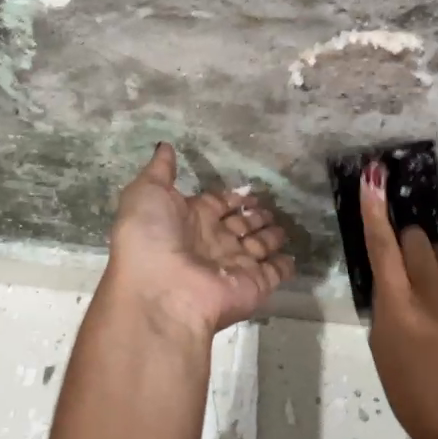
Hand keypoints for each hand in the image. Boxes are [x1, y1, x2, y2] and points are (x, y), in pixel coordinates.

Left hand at [103, 143, 295, 337]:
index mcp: (188, 220)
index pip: (215, 205)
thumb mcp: (146, 193)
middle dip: (253, 215)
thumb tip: (165, 145)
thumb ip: (160, 170)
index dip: (230, 198)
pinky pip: (273, 273)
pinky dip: (283, 266)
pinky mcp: (253, 285)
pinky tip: (292, 256)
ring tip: (283, 224)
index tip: (247, 190)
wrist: (161, 293)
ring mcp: (234, 265)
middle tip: (269, 205)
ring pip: (257, 246)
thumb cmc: (150, 238)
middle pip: (238, 225)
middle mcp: (211, 243)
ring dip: (270, 236)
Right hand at [360, 160, 437, 438]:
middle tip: (402, 266)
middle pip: (416, 238)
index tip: (373, 176)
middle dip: (405, 242)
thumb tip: (389, 265)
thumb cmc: (408, 386)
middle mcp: (434, 295)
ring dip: (429, 261)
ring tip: (428, 292)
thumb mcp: (381, 340)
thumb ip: (384, 298)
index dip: (375, 210)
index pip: (383, 247)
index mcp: (400, 308)